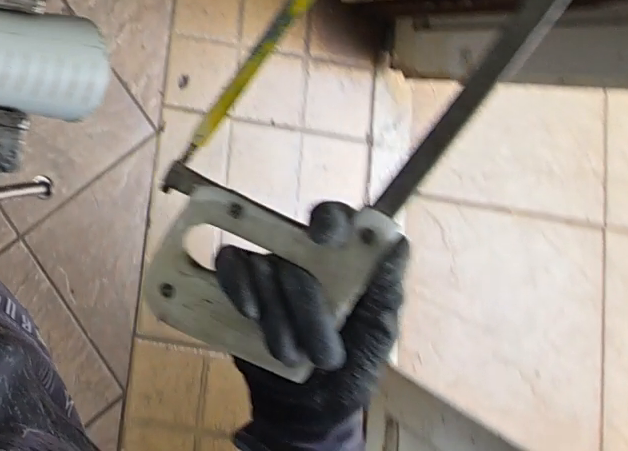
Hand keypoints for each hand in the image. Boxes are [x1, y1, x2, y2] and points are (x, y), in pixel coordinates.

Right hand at [214, 202, 408, 440]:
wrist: (304, 408)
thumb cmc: (349, 369)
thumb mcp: (375, 338)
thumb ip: (385, 293)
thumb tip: (399, 243)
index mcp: (339, 261)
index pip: (333, 218)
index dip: (328, 219)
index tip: (323, 238)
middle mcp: (300, 254)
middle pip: (292, 248)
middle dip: (304, 303)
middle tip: (321, 353)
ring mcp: (265, 264)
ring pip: (262, 262)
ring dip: (277, 315)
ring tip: (290, 354)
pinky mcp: (234, 277)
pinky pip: (228, 263)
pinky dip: (238, 287)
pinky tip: (250, 313)